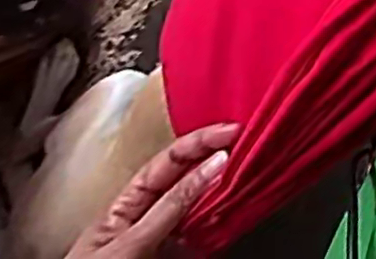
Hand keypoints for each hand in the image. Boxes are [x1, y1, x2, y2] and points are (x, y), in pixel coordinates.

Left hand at [65, 122, 239, 258]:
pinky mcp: (179, 254)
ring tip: (249, 169)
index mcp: (126, 205)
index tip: (233, 130)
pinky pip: (206, 228)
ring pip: (201, 200)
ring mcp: (164, 236)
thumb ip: (172, 205)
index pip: (168, 161)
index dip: (200, 141)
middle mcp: (148, 215)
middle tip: (249, 141)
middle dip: (216, 156)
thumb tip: (217, 160)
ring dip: (224, 185)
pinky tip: (237, 207)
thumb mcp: (129, 245)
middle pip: (188, 176)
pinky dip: (223, 216)